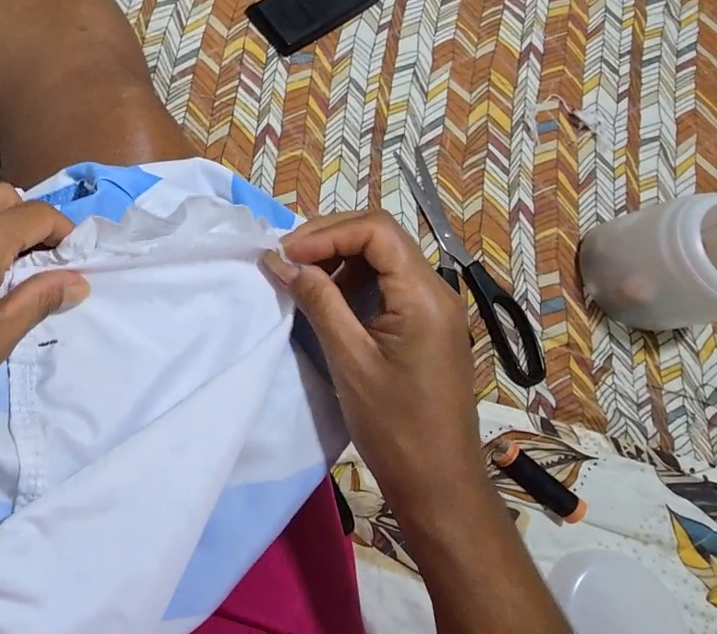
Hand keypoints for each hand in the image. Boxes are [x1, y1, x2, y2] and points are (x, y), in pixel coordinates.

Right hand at [263, 210, 486, 516]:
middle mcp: (434, 291)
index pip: (376, 232)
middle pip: (379, 237)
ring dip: (336, 258)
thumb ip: (317, 300)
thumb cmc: (394, 424)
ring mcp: (431, 308)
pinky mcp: (423, 325)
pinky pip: (385, 284)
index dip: (327, 233)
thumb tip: (278, 259)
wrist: (438, 484)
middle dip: (329, 239)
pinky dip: (350, 281)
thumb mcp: (348, 358)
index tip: (286, 254)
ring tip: (298, 275)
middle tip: (285, 258)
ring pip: (380, 258)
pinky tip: (323, 297)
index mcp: (424, 295)